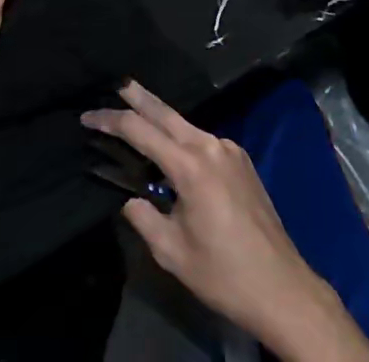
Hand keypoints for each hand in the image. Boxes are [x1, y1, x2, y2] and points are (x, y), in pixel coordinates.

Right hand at [82, 84, 368, 360]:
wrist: (281, 286)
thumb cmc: (222, 273)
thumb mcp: (171, 251)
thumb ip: (143, 216)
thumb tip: (129, 197)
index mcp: (190, 165)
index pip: (141, 131)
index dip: (110, 120)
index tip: (87, 116)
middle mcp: (212, 146)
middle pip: (167, 114)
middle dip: (139, 97)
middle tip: (117, 82)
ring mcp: (231, 151)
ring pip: (187, 127)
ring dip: (161, 120)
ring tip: (137, 116)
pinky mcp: (243, 161)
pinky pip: (204, 142)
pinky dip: (182, 139)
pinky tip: (172, 150)